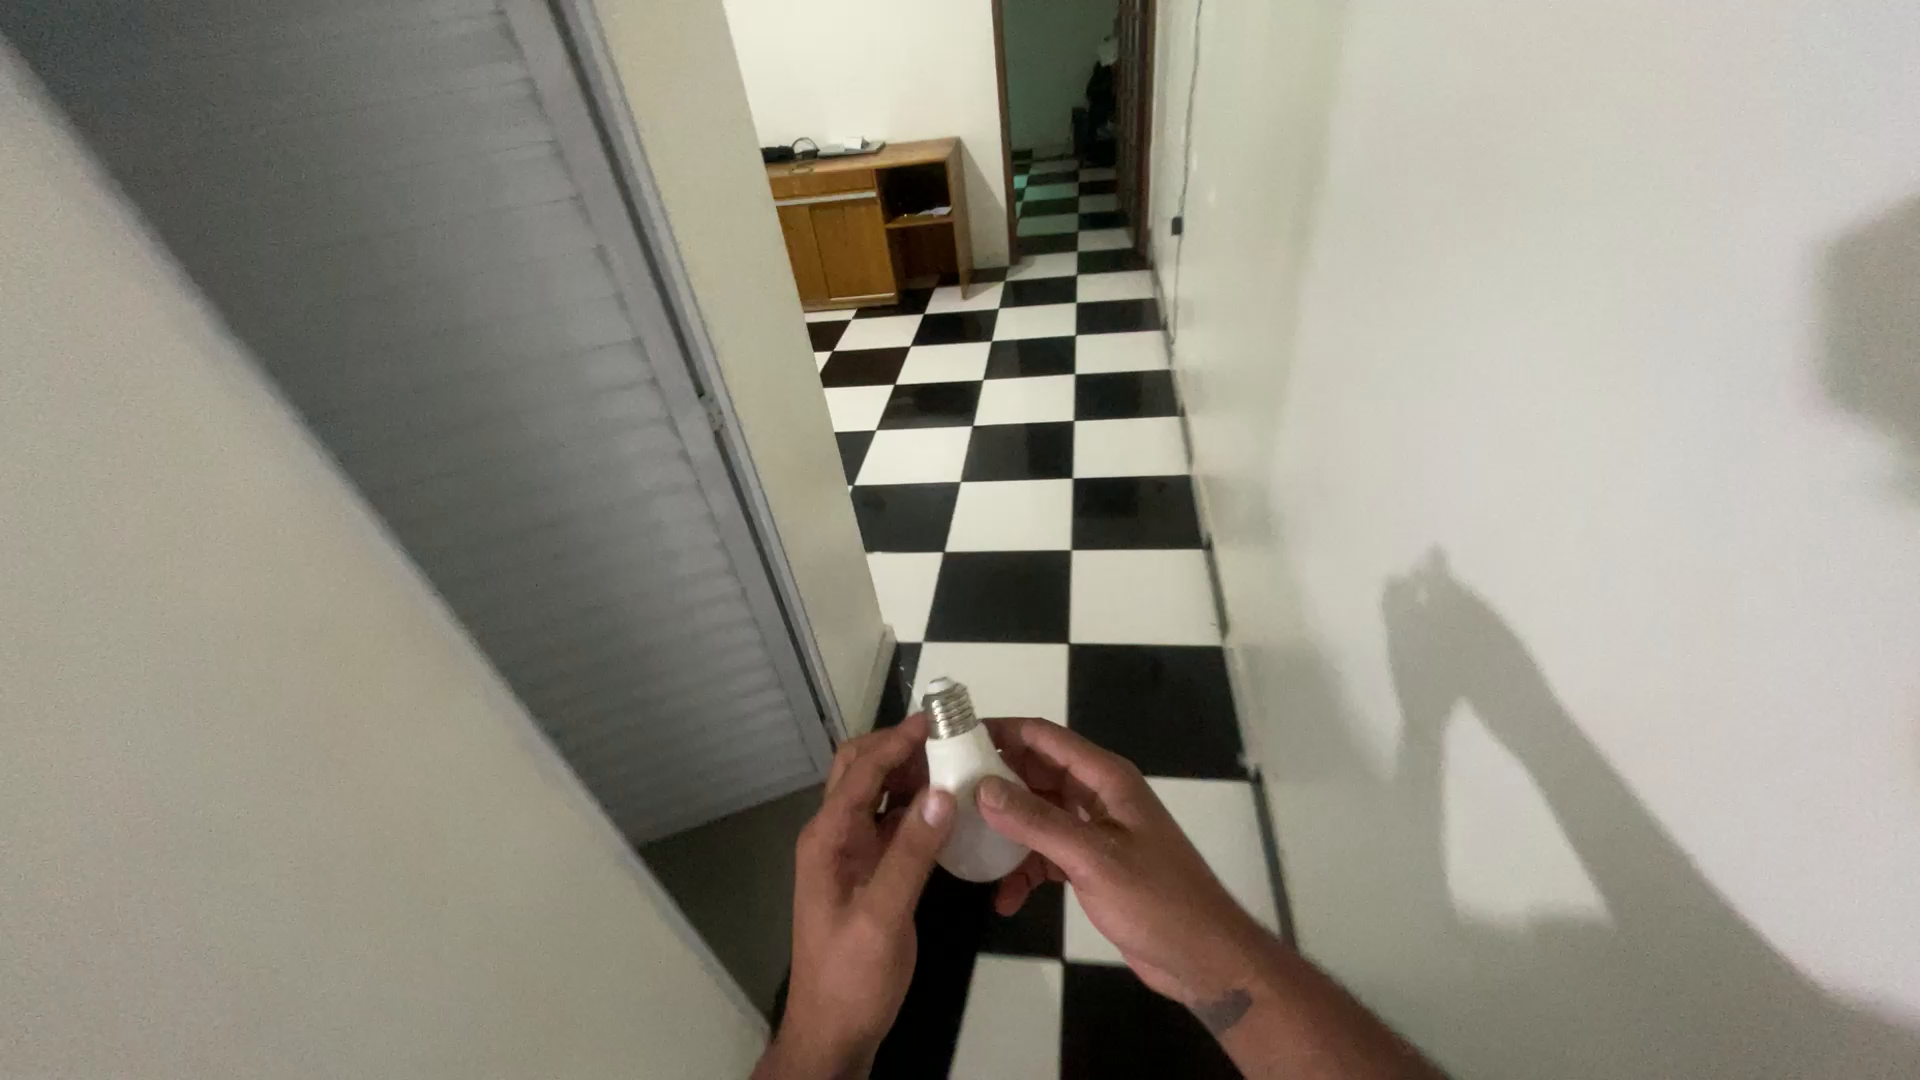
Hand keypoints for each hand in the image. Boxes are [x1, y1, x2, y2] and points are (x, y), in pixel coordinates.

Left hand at [756, 715, 955, 1078]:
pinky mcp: (867, 868)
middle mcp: (834, 834)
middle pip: (858, 769)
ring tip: (950, 760)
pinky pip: (889, 820)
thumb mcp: (882, 917)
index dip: (896, 741)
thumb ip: (911, 854)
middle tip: (943, 737)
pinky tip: (945, 805)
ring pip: (874, 791)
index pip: (861, 771)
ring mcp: (849, 850)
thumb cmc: (851, 976)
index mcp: (827, 837)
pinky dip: (914, 803)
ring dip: (905, 770)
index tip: (935, 721)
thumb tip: (943, 793)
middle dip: (896, 746)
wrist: (833, 1031)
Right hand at [975, 717, 1270, 1008]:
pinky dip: (1025, 870)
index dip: (1002, 731)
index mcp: (1105, 778)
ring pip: (1037, 815)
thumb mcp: (1093, 858)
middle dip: (995, 782)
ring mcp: (1094, 829)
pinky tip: (1005, 899)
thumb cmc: (1157, 899)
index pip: (1045, 737)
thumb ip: (1037, 822)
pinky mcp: (1090, 863)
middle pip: (1036, 773)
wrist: (1205, 960)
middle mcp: (1097, 795)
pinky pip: (1046, 853)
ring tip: (967, 846)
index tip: (958, 739)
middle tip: (949, 793)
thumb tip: (982, 787)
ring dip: (1007, 832)